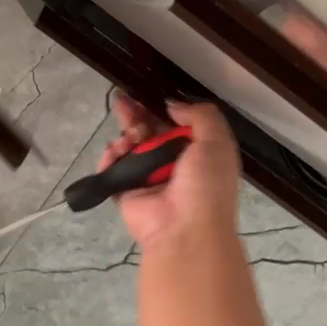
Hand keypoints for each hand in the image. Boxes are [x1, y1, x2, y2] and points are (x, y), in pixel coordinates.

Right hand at [100, 94, 239, 244]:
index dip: (161, 109)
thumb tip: (171, 106)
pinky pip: (113, 168)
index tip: (146, 97)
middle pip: (148, 131)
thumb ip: (199, 116)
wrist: (183, 228)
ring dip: (125, 137)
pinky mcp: (125, 190)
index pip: (175, 123)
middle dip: (135, 116)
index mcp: (197, 151)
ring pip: (129, 146)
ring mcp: (146, 177)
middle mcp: (171, 163)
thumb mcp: (216, 142)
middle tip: (121, 102)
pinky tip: (114, 153)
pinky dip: (110, 157)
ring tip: (128, 140)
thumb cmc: (205, 185)